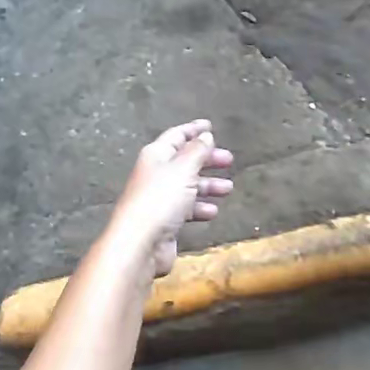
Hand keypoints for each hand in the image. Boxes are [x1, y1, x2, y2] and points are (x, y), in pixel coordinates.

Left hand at [109, 120, 235, 275]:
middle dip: (207, 159)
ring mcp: (159, 197)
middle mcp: (156, 173)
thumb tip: (206, 136)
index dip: (194, 130)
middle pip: (184, 160)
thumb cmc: (161, 199)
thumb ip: (197, 151)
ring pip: (188, 185)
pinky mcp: (164, 220)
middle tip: (229, 160)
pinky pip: (186, 208)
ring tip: (228, 188)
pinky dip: (200, 207)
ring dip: (208, 185)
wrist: (140, 243)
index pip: (177, 136)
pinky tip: (212, 211)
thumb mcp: (183, 169)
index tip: (210, 126)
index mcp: (156, 154)